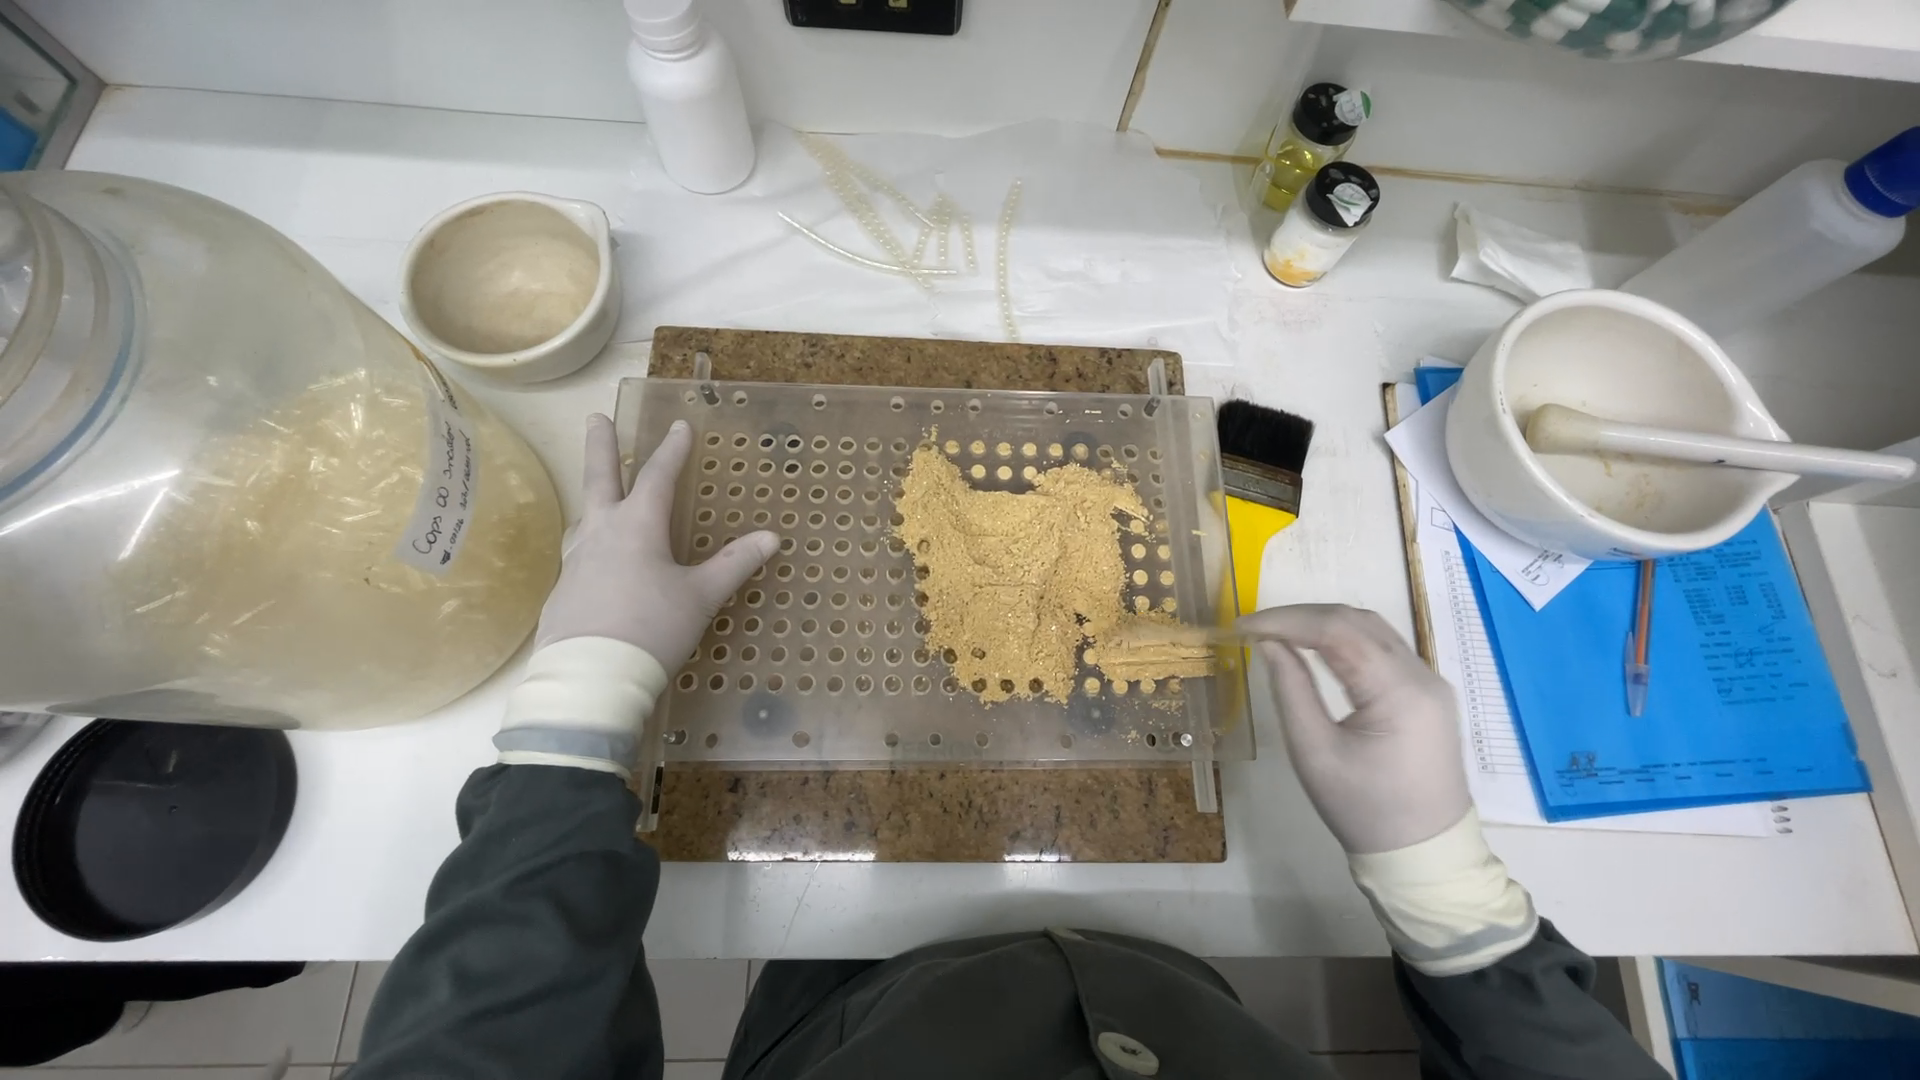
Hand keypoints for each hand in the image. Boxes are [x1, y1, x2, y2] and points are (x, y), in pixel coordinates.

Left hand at [536, 415, 777, 668]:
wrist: (592, 675)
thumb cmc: (653, 627)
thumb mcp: (701, 596)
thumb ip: (734, 564)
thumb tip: (771, 537)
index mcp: (638, 525)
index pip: (659, 476)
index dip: (673, 450)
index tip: (680, 425)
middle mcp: (602, 532)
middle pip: (600, 478)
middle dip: (602, 445)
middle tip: (595, 416)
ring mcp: (576, 560)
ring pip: (584, 515)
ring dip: (593, 497)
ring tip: (599, 496)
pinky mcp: (563, 589)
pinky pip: (578, 552)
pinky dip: (590, 542)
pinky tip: (595, 560)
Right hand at [1241, 604, 1469, 853]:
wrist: (1424, 853)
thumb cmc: (1362, 809)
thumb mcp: (1314, 752)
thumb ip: (1291, 689)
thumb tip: (1269, 643)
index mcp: (1398, 692)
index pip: (1336, 631)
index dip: (1285, 620)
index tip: (1241, 627)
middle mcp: (1422, 676)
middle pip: (1355, 621)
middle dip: (1300, 616)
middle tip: (1253, 627)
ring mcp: (1430, 681)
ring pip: (1370, 628)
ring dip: (1321, 622)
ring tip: (1276, 632)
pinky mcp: (1427, 691)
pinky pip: (1381, 647)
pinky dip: (1342, 637)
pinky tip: (1312, 645)